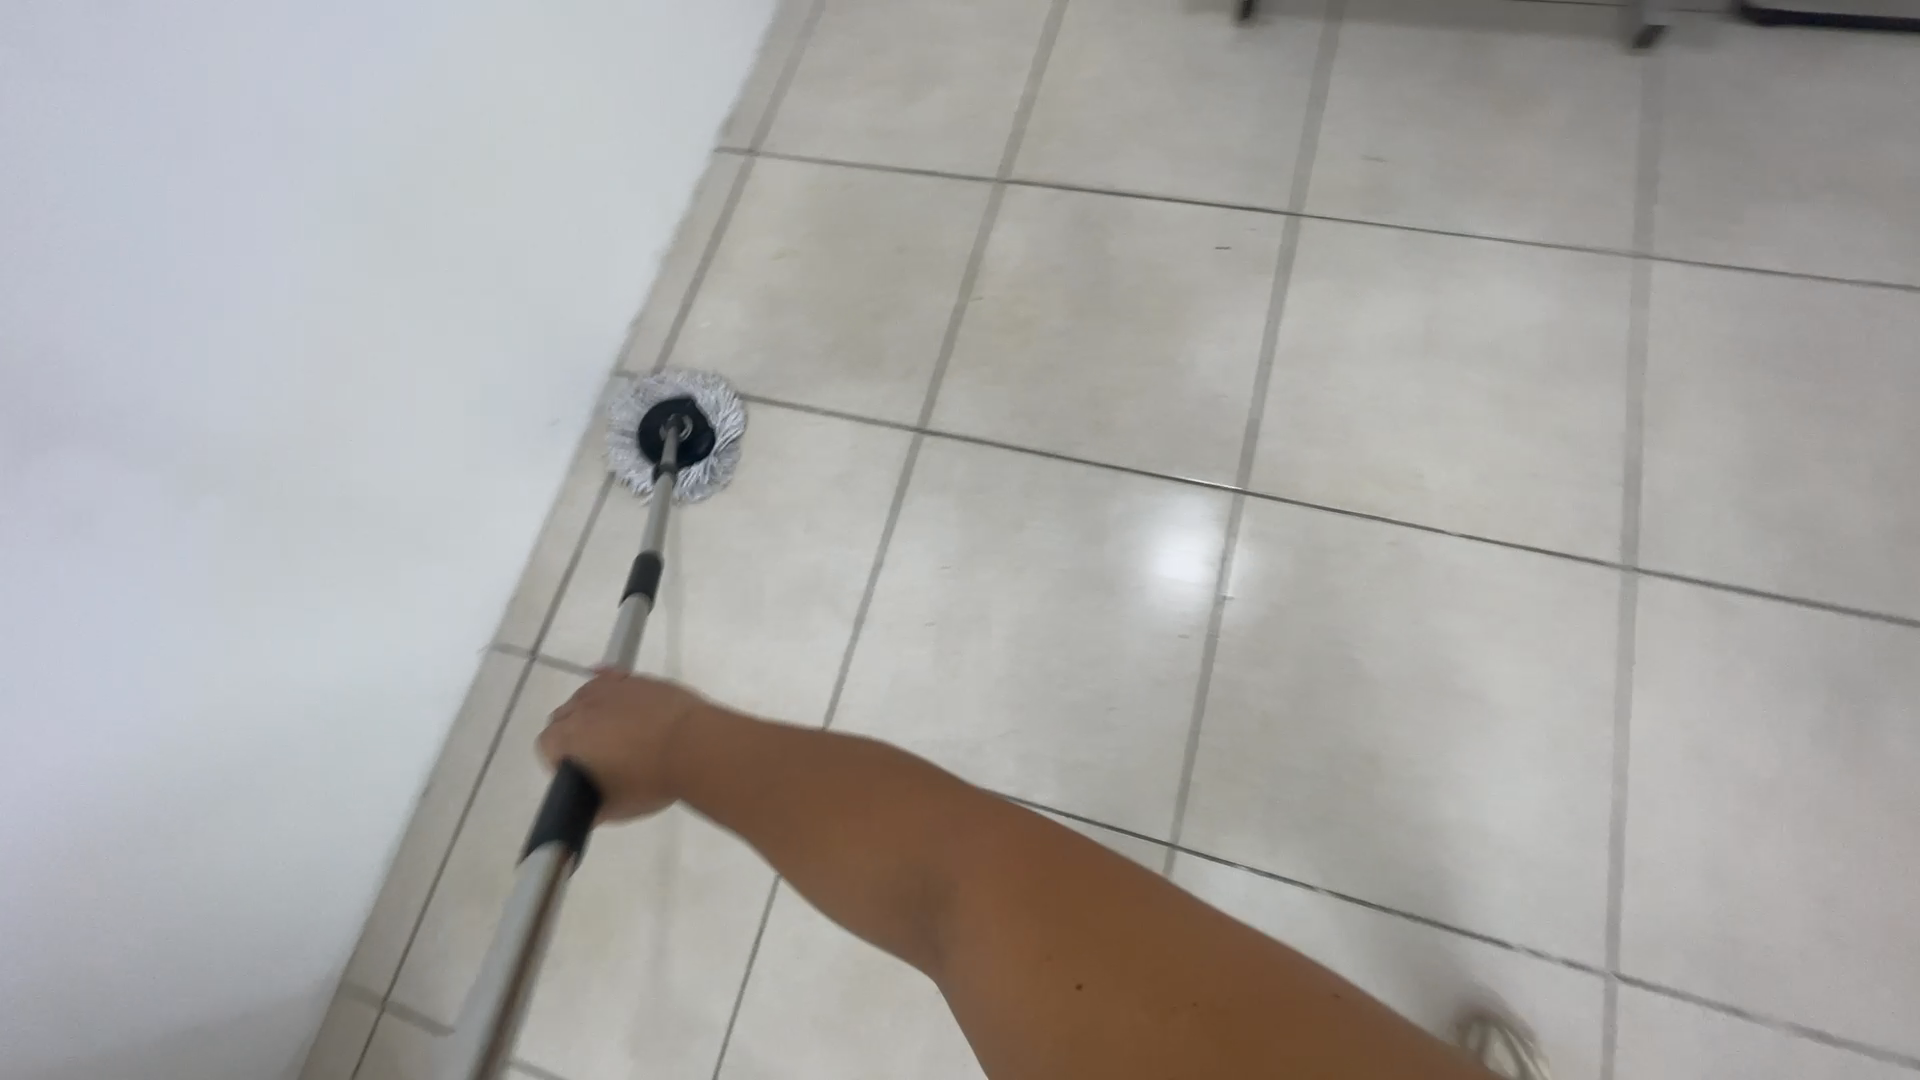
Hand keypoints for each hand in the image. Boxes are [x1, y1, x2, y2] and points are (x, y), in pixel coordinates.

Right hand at [538, 671, 711, 822]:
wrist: (696, 745)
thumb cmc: (651, 778)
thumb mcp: (617, 807)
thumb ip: (594, 810)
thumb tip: (589, 813)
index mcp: (571, 735)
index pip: (546, 744)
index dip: (558, 760)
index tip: (579, 773)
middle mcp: (587, 705)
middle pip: (564, 716)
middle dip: (573, 734)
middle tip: (598, 755)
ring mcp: (617, 688)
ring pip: (588, 694)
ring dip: (590, 709)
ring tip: (609, 728)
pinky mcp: (643, 680)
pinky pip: (615, 676)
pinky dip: (609, 681)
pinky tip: (608, 683)